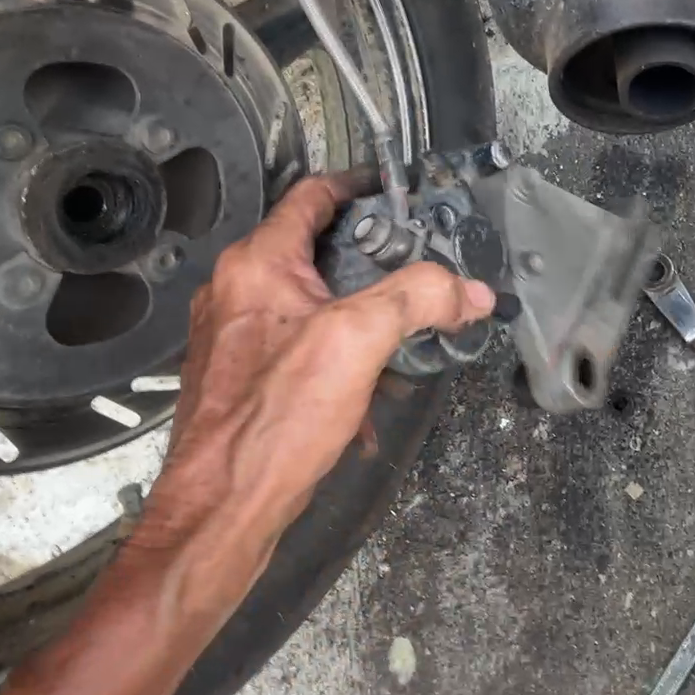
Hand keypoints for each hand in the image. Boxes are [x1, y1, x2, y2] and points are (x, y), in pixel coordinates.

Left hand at [145, 172, 496, 542]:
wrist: (223, 509)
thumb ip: (419, 298)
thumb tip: (472, 291)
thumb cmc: (273, 420)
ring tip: (406, 327)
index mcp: (258, 265)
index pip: (312, 195)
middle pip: (320, 247)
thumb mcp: (359, 341)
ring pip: (317, 297)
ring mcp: (238, 334)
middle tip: (421, 264)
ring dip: (364, 308)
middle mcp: (240, 291)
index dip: (360, 185)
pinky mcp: (247, 372)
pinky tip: (373, 383)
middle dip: (376, 256)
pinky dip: (344, 349)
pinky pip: (307, 341)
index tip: (398, 191)